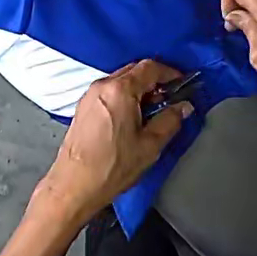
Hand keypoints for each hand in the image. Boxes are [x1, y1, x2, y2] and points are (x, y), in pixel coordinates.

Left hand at [36, 60, 191, 224]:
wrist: (72, 188)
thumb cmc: (111, 167)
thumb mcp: (150, 145)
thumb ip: (171, 120)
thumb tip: (184, 107)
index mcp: (120, 90)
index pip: (150, 67)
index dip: (171, 72)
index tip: (182, 83)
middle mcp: (102, 86)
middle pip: (135, 70)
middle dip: (155, 80)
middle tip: (170, 99)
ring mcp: (89, 96)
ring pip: (121, 81)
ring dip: (139, 89)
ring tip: (152, 111)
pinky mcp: (82, 108)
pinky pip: (109, 92)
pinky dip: (124, 97)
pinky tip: (131, 118)